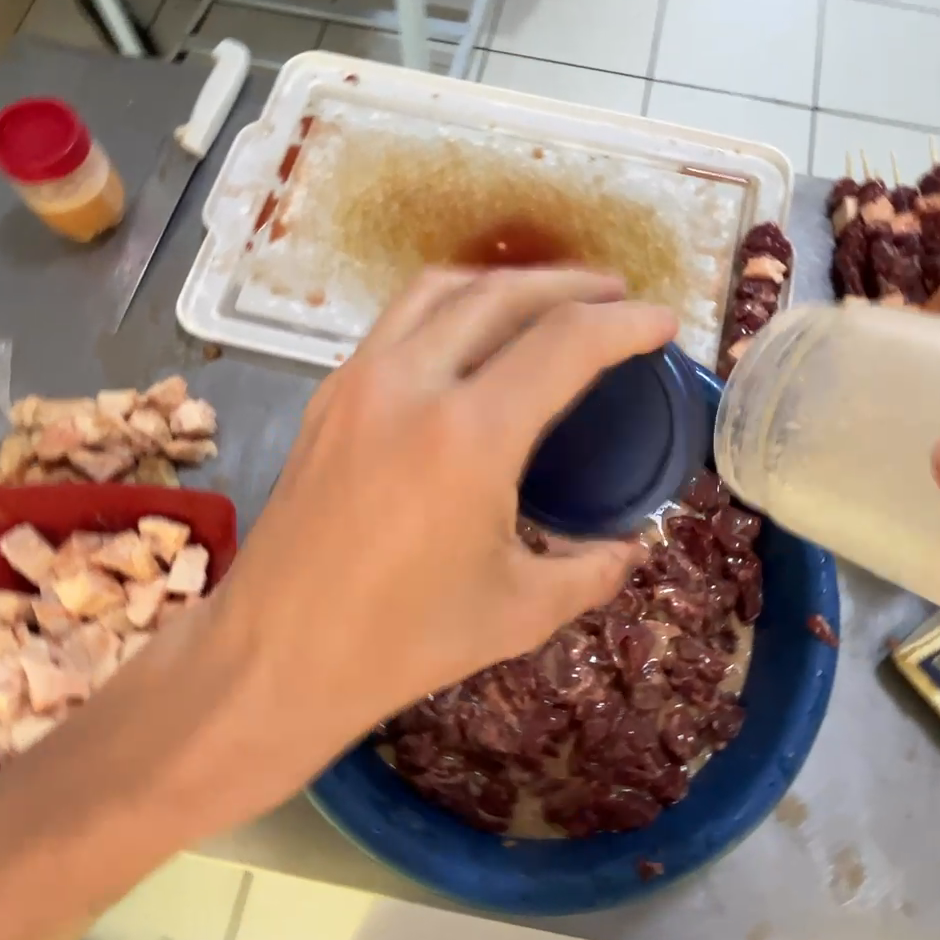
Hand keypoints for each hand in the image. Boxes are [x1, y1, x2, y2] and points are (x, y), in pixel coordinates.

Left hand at [176, 269, 674, 791]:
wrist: (276, 655)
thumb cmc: (402, 642)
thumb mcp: (520, 612)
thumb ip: (593, 570)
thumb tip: (632, 547)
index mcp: (469, 436)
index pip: (566, 344)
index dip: (626, 324)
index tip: (663, 322)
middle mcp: (410, 385)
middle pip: (503, 294)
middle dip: (571, 286)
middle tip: (615, 295)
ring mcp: (358, 382)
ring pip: (440, 291)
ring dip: (505, 283)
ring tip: (546, 300)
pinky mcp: (327, 397)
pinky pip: (399, 322)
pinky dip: (450, 307)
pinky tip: (469, 339)